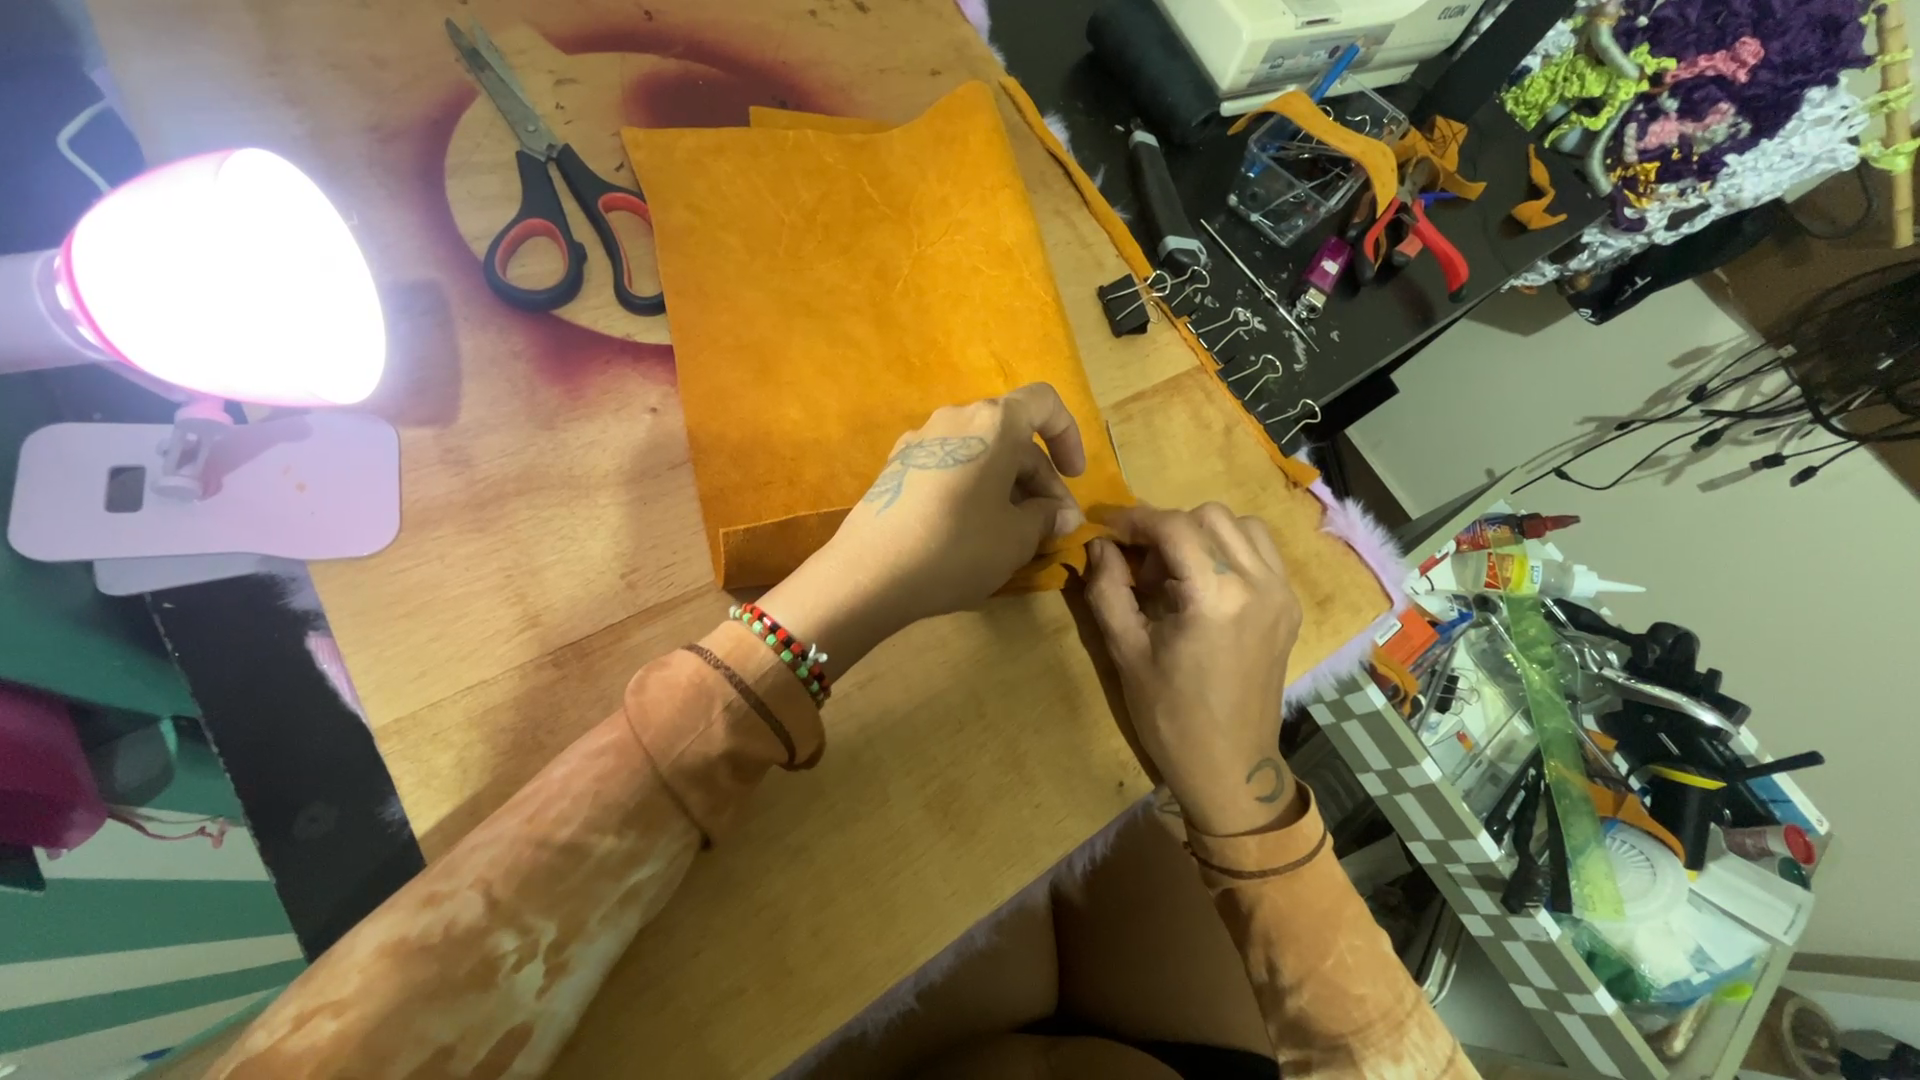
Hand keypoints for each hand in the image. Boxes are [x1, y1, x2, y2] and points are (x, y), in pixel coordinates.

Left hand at [759, 383, 1087, 670]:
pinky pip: (950, 467)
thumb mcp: (1016, 537)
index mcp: (992, 422)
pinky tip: (972, 531)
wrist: (868, 574)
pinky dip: (973, 489)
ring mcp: (919, 442)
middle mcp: (954, 418)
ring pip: (980, 453)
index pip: (1044, 403)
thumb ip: (1046, 517)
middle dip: (1039, 479)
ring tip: (1014, 534)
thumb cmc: (957, 547)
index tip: (1075, 477)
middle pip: (1011, 436)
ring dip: (1006, 487)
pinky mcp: (896, 469)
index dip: (1068, 436)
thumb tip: (1061, 514)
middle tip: (1050, 528)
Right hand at [1083, 504, 1304, 836]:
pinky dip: (1229, 550)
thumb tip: (1099, 544)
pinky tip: (1204, 584)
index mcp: (1216, 597)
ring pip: (1241, 526)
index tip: (1105, 529)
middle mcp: (1259, 584)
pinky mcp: (1289, 606)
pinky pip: (1261, 552)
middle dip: (1167, 528)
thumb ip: (1107, 588)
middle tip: (1141, 566)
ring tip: (1175, 574)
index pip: (1174, 526)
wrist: (1230, 765)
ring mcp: (1282, 594)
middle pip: (1209, 516)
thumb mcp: (1125, 651)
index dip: (1134, 519)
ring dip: (1201, 534)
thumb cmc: (1170, 715)